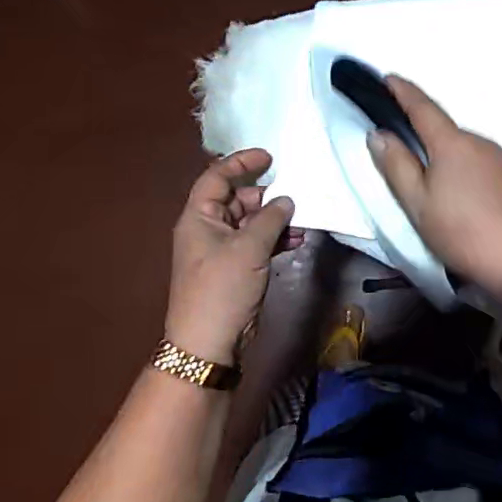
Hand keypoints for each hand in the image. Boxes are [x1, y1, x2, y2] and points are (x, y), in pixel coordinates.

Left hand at [166, 149, 299, 365]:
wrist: (209, 345)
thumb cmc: (222, 289)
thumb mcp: (248, 249)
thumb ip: (270, 219)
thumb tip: (286, 200)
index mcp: (199, 216)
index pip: (217, 176)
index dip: (242, 162)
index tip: (270, 156)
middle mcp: (208, 228)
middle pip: (238, 199)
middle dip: (267, 196)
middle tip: (296, 193)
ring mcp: (223, 250)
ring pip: (252, 222)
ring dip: (276, 220)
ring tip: (302, 220)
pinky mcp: (237, 269)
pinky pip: (258, 244)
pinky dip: (276, 240)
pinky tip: (297, 241)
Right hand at [368, 76, 501, 306]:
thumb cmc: (463, 234)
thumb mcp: (417, 204)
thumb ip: (396, 165)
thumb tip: (378, 133)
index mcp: (452, 143)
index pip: (422, 107)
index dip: (402, 91)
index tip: (387, 78)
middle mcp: (482, 142)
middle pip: (445, 131)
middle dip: (423, 135)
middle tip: (401, 153)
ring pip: (466, 151)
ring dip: (447, 158)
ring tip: (434, 189)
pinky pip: (484, 166)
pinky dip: (467, 173)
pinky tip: (465, 202)